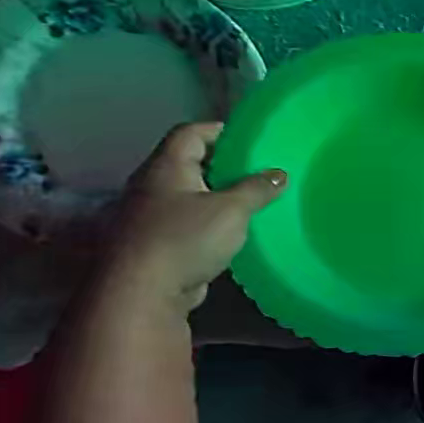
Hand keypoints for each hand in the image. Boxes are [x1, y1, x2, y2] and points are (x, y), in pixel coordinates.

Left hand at [97, 122, 285, 313]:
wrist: (144, 292)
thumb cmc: (186, 239)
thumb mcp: (231, 210)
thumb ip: (256, 189)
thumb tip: (279, 173)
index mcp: (167, 167)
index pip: (190, 133)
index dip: (218, 130)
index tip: (248, 138)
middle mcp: (152, 185)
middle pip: (188, 162)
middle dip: (221, 164)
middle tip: (254, 170)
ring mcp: (150, 215)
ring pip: (187, 194)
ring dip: (215, 195)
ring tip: (248, 200)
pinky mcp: (155, 243)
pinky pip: (186, 221)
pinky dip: (207, 220)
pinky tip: (229, 231)